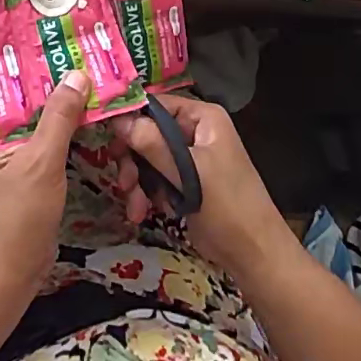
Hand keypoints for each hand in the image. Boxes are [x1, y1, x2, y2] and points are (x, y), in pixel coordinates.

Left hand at [0, 70, 88, 300]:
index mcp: (4, 126)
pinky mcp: (42, 175)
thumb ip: (59, 119)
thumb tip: (77, 74)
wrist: (11, 271)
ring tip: (104, 80)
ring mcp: (28, 156)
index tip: (78, 42)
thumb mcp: (42, 160)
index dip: (51, 64)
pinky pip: (62, 145)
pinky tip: (96, 121)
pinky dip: (78, 133)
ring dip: (76, 106)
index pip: (28, 85)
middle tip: (101, 56)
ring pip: (55, 123)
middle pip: (43, 101)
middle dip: (68, 82)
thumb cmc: (21, 214)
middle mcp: (14, 136)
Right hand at [109, 93, 287, 277]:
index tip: (107, 138)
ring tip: (135, 206)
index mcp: (202, 117)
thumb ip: (151, 143)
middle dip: (131, 160)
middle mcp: (193, 130)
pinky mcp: (181, 180)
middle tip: (124, 182)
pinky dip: (144, 194)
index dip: (128, 118)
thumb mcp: (189, 173)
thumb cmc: (229, 207)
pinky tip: (144, 212)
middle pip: (144, 132)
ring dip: (135, 182)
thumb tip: (116, 119)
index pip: (154, 104)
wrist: (253, 256)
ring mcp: (187, 156)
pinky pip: (151, 177)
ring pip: (144, 157)